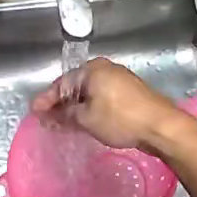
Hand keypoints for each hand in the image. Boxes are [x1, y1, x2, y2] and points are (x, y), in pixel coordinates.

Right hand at [31, 57, 195, 152]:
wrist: (162, 127)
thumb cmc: (120, 119)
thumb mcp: (86, 119)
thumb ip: (65, 115)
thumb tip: (49, 116)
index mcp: (92, 69)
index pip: (61, 84)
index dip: (46, 100)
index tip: (34, 113)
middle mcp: (104, 69)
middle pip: (75, 86)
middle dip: (60, 104)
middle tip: (46, 119)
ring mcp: (118, 79)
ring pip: (89, 93)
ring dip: (75, 108)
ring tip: (62, 123)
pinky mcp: (129, 93)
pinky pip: (101, 97)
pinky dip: (90, 108)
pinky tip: (84, 121)